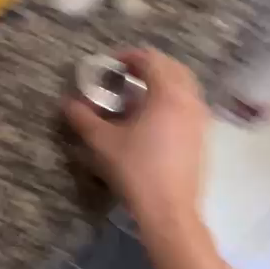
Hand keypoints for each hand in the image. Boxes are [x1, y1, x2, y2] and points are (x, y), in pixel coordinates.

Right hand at [63, 48, 208, 228]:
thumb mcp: (101, 142)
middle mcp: (189, 101)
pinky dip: (171, 100)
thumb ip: (83, 117)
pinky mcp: (202, 138)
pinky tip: (150, 119)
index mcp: (167, 95)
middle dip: (148, 66)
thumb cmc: (136, 170)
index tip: (109, 65)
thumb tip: (67, 103)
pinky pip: (188, 105)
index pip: (151, 60)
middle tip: (124, 75)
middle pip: (173, 68)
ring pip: (184, 87)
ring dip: (161, 83)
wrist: (170, 211)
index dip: (128, 57)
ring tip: (136, 96)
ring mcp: (200, 120)